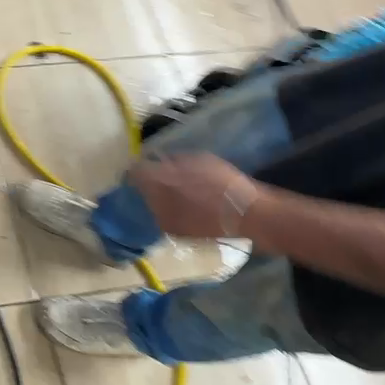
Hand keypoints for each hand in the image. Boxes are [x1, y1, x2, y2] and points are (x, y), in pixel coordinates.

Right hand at [129, 154, 262, 238]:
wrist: (251, 212)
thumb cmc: (208, 223)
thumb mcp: (174, 226)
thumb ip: (156, 211)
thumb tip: (149, 204)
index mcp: (160, 178)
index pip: (135, 171)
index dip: (133, 179)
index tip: (135, 189)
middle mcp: (173, 162)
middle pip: (155, 164)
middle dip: (155, 176)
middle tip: (160, 192)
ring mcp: (194, 158)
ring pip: (175, 163)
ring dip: (174, 173)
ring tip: (182, 190)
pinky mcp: (212, 160)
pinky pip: (192, 164)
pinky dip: (191, 173)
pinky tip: (200, 187)